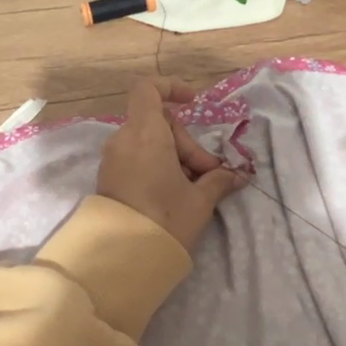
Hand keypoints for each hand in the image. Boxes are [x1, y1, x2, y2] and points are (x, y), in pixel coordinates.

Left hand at [97, 77, 246, 249]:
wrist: (122, 256)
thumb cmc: (165, 218)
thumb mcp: (200, 199)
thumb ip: (218, 180)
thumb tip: (237, 175)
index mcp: (145, 133)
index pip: (148, 89)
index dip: (171, 88)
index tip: (193, 102)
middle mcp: (124, 139)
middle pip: (159, 123)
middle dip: (187, 144)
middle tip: (208, 175)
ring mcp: (113, 159)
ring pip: (149, 144)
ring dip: (174, 159)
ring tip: (194, 190)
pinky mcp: (109, 179)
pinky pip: (137, 160)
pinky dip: (157, 168)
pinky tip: (174, 195)